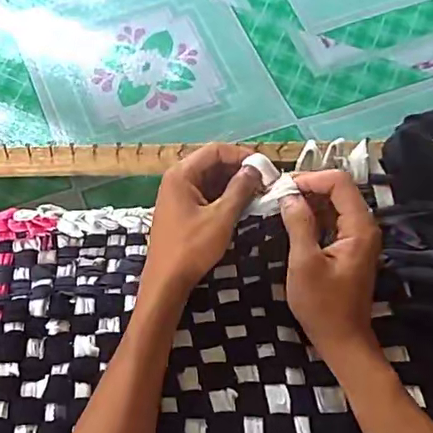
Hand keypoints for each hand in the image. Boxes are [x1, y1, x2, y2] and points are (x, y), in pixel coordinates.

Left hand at [141, 143, 264, 293]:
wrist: (166, 281)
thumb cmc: (192, 248)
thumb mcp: (221, 217)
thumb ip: (239, 189)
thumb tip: (255, 169)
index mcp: (181, 174)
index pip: (215, 150)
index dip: (243, 155)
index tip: (265, 168)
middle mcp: (176, 179)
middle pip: (212, 163)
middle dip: (239, 170)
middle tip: (265, 182)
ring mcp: (177, 195)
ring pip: (210, 179)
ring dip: (234, 184)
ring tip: (258, 194)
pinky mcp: (180, 210)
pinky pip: (205, 194)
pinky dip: (223, 196)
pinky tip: (242, 205)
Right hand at [280, 170, 383, 360]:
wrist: (342, 339)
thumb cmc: (322, 306)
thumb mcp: (304, 263)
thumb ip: (299, 224)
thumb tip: (288, 196)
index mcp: (359, 228)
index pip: (339, 182)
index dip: (310, 178)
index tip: (283, 188)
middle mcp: (364, 228)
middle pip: (339, 190)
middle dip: (308, 187)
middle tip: (277, 196)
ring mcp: (358, 238)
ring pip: (335, 204)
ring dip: (309, 201)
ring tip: (280, 207)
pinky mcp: (349, 248)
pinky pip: (333, 220)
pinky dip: (313, 216)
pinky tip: (293, 222)